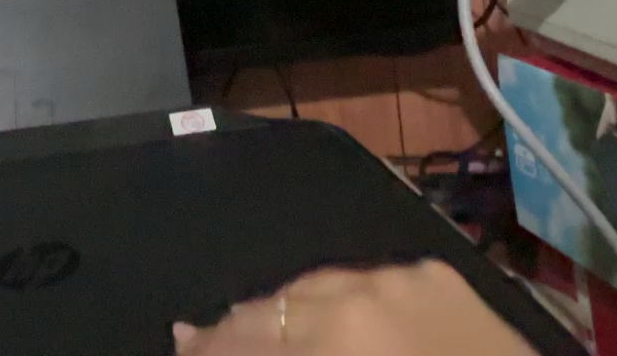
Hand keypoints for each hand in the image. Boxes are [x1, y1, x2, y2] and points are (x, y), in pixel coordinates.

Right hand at [173, 261, 539, 355]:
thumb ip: (285, 354)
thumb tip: (227, 345)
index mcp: (342, 334)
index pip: (249, 335)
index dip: (208, 347)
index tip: (179, 346)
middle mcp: (364, 287)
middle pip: (274, 306)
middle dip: (233, 330)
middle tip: (198, 340)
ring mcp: (403, 271)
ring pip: (316, 285)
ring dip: (281, 312)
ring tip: (253, 330)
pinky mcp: (438, 270)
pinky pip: (365, 278)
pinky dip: (334, 299)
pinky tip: (326, 314)